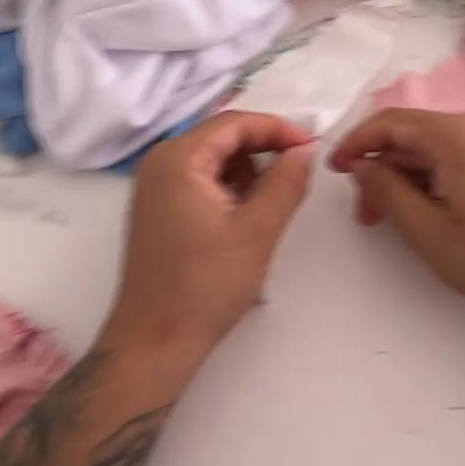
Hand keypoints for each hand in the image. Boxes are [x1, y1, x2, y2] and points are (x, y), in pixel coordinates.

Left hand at [103, 112, 318, 360]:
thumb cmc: (206, 285)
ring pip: (212, 157)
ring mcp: (154, 186)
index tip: (310, 147)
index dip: (277, 129)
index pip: (235, 123)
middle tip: (298, 168)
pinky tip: (247, 212)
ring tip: (274, 196)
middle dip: (263, 147)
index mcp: (178, 158)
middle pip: (221, 136)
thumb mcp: (258, 230)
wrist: (154, 342)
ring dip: (247, 167)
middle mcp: (159, 162)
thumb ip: (286, 182)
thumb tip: (305, 149)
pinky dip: (228, 185)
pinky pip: (199, 178)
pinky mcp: (156, 208)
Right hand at [329, 108, 464, 319]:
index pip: (389, 121)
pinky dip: (425, 182)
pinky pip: (449, 160)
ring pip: (427, 150)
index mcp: (454, 135)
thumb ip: (387, 191)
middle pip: (408, 135)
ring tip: (389, 221)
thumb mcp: (428, 231)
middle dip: (378, 168)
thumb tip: (361, 165)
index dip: (355, 143)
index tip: (333, 172)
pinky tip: (420, 214)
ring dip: (400, 179)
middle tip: (365, 214)